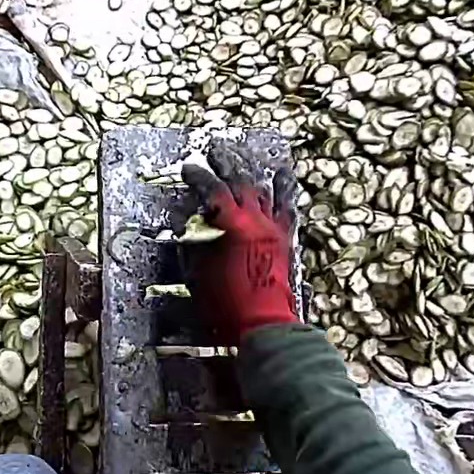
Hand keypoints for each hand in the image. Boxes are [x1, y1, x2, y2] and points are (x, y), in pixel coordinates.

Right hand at [180, 141, 299, 346]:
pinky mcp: (284, 239)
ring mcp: (274, 228)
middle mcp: (257, 220)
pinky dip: (283, 191)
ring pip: (264, 191)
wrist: (264, 323)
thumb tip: (192, 226)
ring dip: (252, 173)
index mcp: (233, 225)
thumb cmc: (226, 303)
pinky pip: (285, 208)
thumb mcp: (198, 272)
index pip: (214, 191)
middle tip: (216, 149)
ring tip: (246, 158)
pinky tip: (281, 179)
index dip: (199, 177)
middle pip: (241, 182)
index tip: (188, 168)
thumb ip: (196, 243)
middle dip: (226, 163)